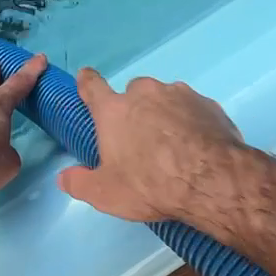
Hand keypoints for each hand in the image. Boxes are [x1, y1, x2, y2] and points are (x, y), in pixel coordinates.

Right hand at [56, 67, 248, 222]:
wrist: (211, 180)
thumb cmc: (150, 185)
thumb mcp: (106, 194)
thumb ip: (80, 183)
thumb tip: (64, 177)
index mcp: (114, 110)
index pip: (92, 86)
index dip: (87, 83)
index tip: (87, 81)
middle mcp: (145, 93)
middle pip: (133, 92)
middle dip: (134, 109)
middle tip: (140, 138)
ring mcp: (180, 94)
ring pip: (165, 98)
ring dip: (164, 113)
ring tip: (172, 145)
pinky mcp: (207, 103)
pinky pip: (192, 108)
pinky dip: (191, 121)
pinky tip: (196, 145)